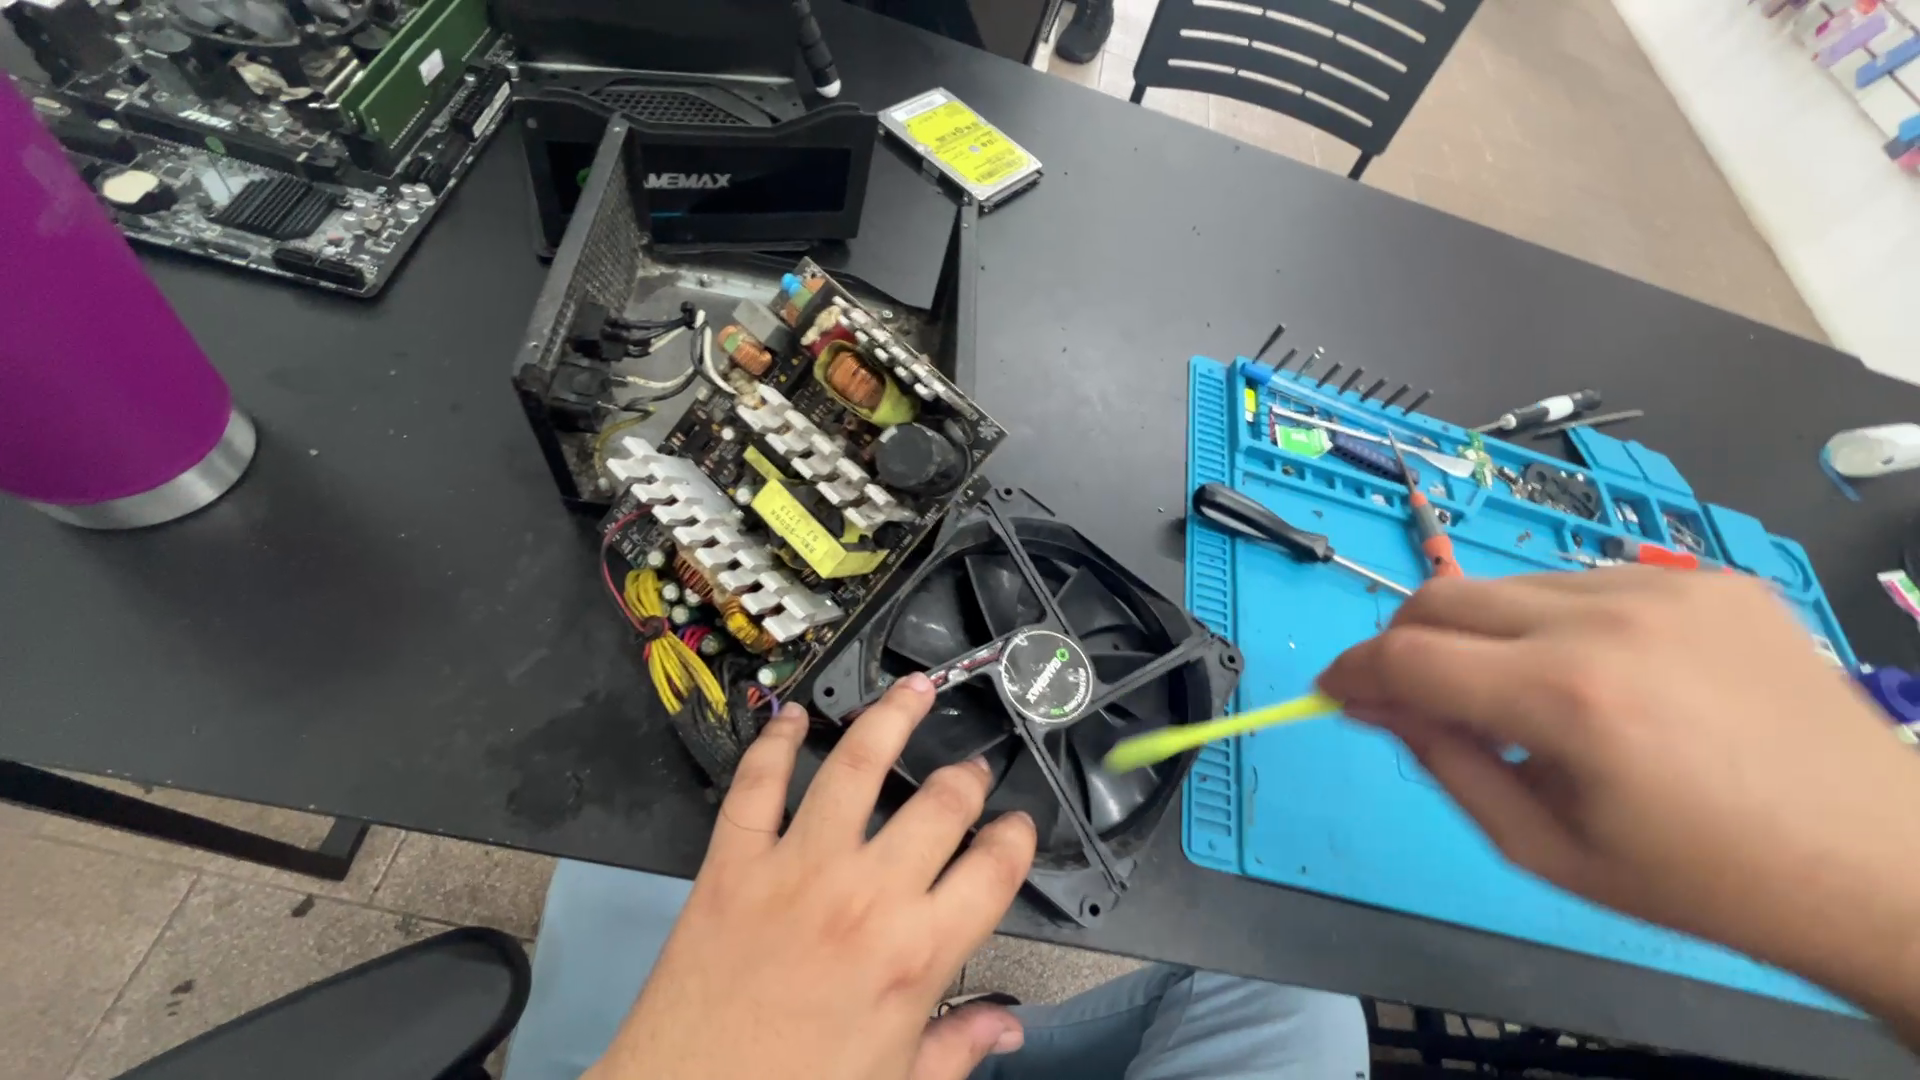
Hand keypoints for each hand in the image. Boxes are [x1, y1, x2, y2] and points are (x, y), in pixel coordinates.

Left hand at [589, 674, 1038, 1079]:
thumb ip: (960, 1048)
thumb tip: (1011, 1027)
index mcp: (915, 954)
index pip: (994, 870)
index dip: (1017, 839)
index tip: (1017, 827)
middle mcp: (865, 895)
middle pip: (939, 804)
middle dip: (967, 777)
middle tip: (972, 770)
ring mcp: (796, 868)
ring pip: (854, 766)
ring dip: (891, 718)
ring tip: (914, 689)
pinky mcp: (733, 861)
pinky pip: (757, 785)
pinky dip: (774, 742)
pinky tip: (795, 716)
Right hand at [1318, 569, 1919, 1010]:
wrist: (1893, 868)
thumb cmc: (1701, 881)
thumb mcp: (1541, 846)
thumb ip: (1439, 761)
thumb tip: (1371, 702)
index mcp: (1568, 700)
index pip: (1407, 657)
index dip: (1352, 671)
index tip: (1332, 690)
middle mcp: (1608, 621)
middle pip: (1441, 597)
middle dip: (1400, 643)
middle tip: (1410, 695)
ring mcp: (1663, 588)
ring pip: (1504, 587)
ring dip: (1478, 635)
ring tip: (1520, 696)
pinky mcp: (1705, 578)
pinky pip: (1576, 584)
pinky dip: (1549, 625)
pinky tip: (1597, 675)